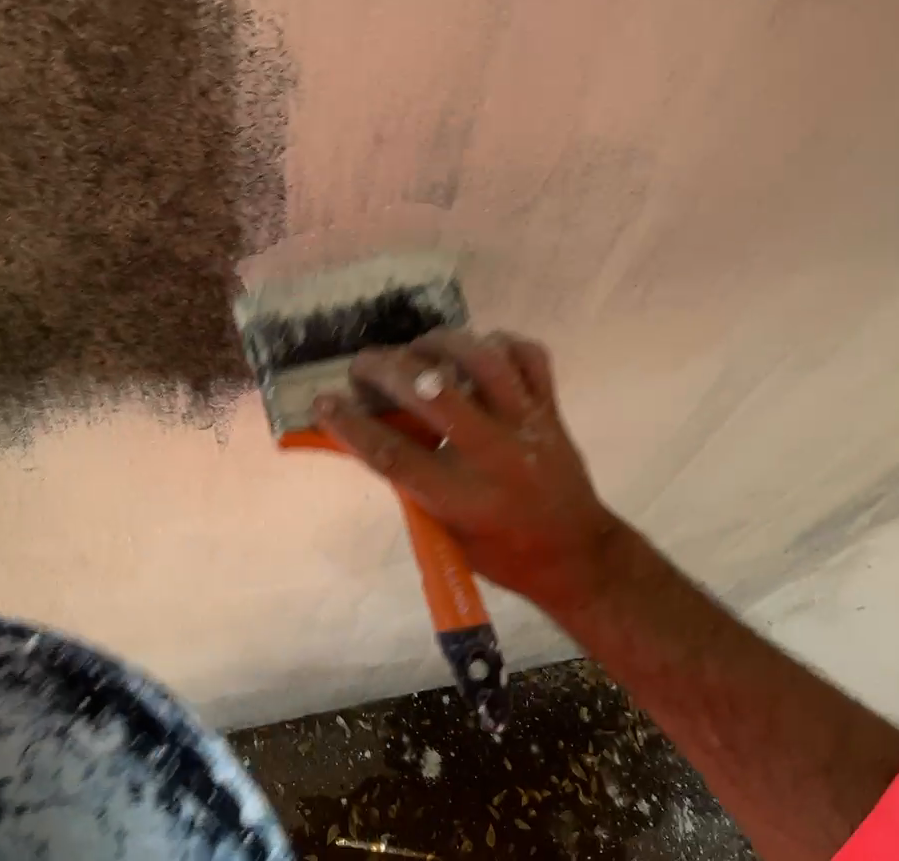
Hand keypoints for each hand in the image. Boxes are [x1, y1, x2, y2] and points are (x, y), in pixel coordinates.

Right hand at [312, 329, 622, 614]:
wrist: (576, 556)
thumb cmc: (500, 553)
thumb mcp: (444, 530)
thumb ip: (409, 483)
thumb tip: (366, 436)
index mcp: (461, 496)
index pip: (392, 453)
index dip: (350, 424)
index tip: (323, 401)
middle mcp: (493, 454)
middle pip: (431, 393)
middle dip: (386, 369)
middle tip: (363, 364)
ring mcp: (526, 426)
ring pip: (483, 361)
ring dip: (441, 343)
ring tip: (417, 347)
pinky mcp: (551, 410)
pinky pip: (528, 356)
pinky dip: (500, 343)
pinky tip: (475, 349)